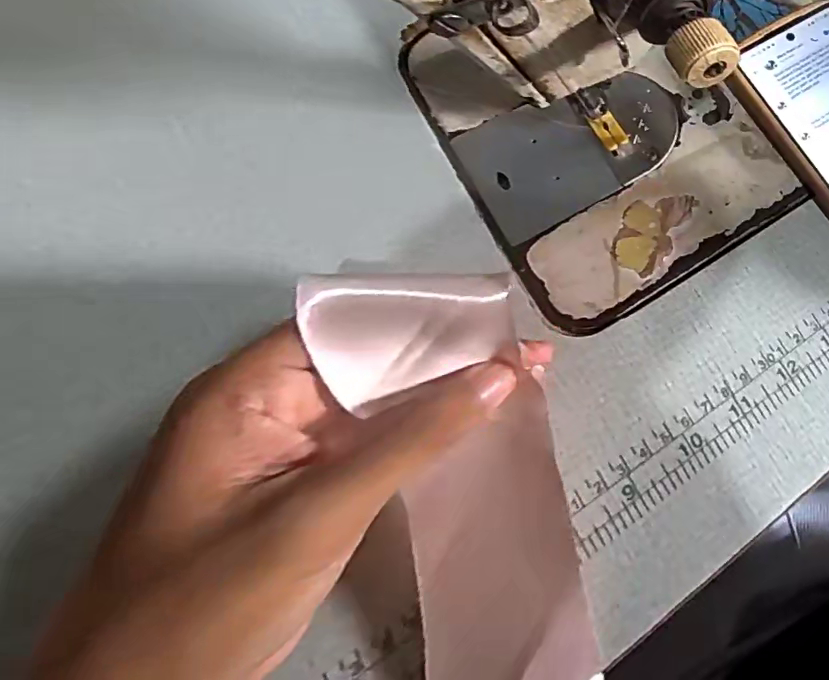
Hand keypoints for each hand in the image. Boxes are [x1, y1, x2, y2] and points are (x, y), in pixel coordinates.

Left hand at [33, 323, 549, 679]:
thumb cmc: (206, 602)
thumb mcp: (319, 513)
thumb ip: (416, 438)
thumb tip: (504, 373)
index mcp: (248, 393)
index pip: (352, 326)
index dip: (427, 317)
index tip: (499, 318)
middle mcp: (274, 403)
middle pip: (381, 356)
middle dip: (459, 352)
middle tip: (530, 349)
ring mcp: (299, 440)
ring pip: (395, 391)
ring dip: (459, 384)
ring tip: (530, 372)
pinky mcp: (324, 473)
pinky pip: (394, 428)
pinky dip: (443, 419)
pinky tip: (491, 412)